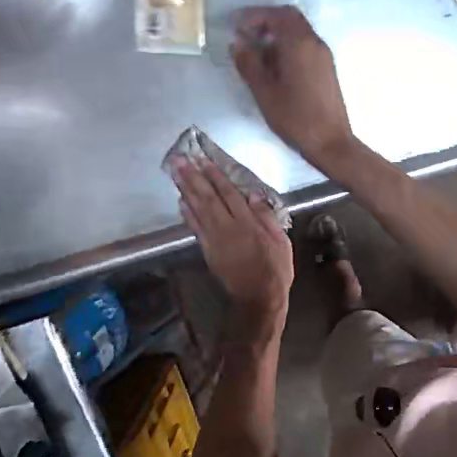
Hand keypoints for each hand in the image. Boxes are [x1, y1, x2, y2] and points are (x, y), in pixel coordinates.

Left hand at [174, 158, 293, 320]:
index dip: (215, 176)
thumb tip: (254, 195)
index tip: (203, 159)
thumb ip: (266, 217)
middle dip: (193, 177)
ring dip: (185, 189)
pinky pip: (194, 227)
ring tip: (175, 173)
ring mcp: (214, 239)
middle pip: (207, 197)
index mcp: (248, 223)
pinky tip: (180, 201)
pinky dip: (186, 213)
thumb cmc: (275, 268)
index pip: (229, 194)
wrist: (259, 297)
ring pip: (197, 209)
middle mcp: (227, 228)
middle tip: (179, 159)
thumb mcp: (281, 241)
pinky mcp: (208, 250)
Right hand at [230, 6, 356, 170]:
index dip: (253, 15)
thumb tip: (238, 43)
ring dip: (277, 34)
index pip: (276, 14)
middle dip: (266, 21)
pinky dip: (288, 46)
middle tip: (245, 35)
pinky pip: (306, 45)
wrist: (331, 142)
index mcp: (300, 44)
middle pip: (290, 18)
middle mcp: (315, 43)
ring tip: (256, 52)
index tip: (235, 25)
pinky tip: (274, 65)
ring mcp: (324, 55)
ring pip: (299, 31)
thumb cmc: (295, 118)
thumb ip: (249, 64)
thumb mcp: (264, 92)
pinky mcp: (327, 68)